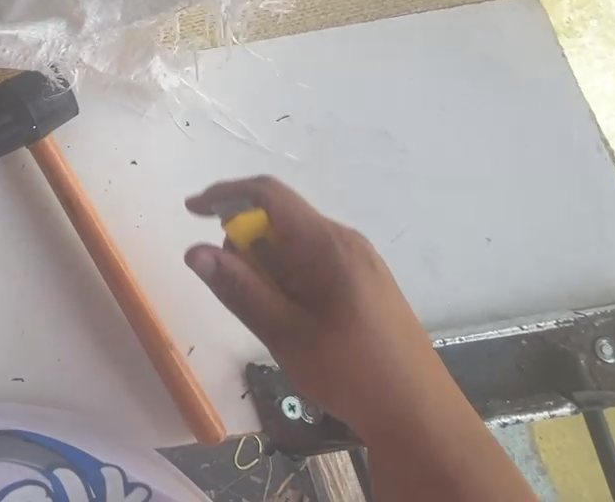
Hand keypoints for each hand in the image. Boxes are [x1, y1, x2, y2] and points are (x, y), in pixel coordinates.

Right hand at [183, 176, 468, 443]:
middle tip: (243, 295)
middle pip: (277, 219)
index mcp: (326, 244)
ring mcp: (359, 260)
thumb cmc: (352, 373)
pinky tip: (293, 317)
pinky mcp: (365, 281)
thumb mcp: (283, 332)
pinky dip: (287, 276)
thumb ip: (237, 287)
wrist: (423, 421)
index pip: (266, 194)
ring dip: (267, 267)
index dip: (223, 195)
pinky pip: (310, 259)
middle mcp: (344, 241)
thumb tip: (193, 250)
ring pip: (292, 242)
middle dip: (246, 247)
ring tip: (275, 318)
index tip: (191, 211)